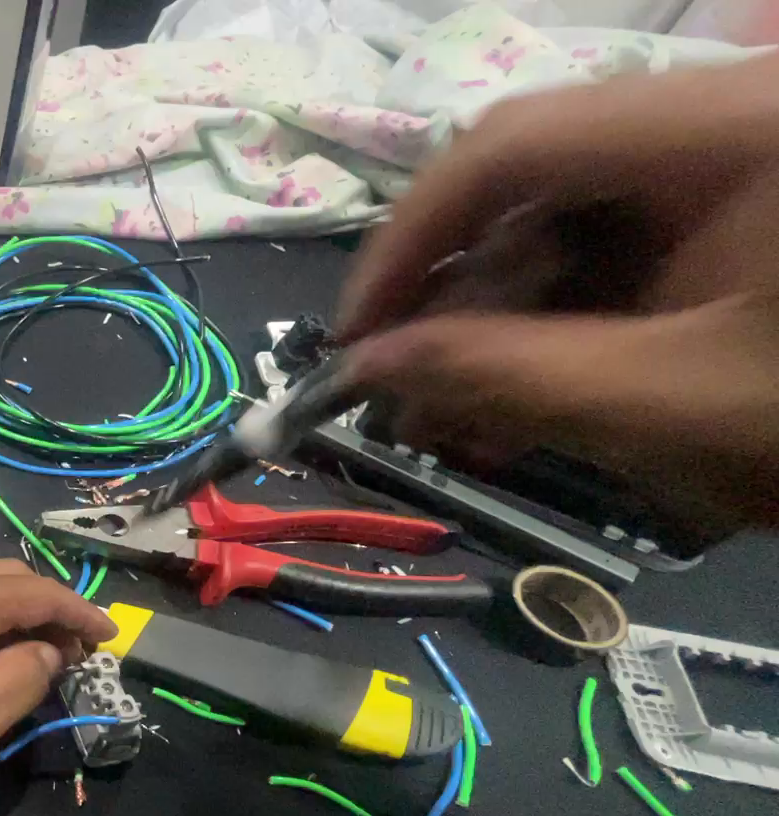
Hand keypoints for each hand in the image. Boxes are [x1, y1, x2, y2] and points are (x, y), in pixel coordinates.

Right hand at [335, 55, 778, 525]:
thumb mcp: (663, 406)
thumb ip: (491, 376)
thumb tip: (358, 365)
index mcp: (746, 128)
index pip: (507, 147)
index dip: (402, 243)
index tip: (355, 335)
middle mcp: (739, 119)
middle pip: (524, 191)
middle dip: (445, 302)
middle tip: (398, 391)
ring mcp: (744, 166)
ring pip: (554, 231)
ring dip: (486, 328)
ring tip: (450, 417)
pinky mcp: (747, 213)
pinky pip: (607, 255)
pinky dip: (546, 327)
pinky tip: (518, 395)